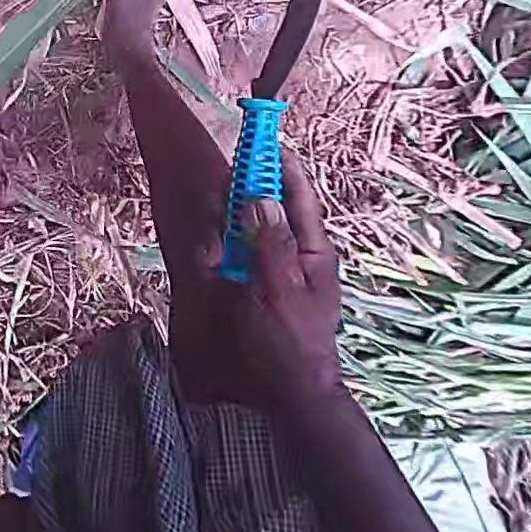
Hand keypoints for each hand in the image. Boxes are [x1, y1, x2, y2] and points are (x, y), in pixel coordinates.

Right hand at [234, 151, 344, 407]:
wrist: (294, 393)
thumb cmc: (288, 342)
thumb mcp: (279, 290)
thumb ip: (270, 243)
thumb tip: (259, 197)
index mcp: (312, 249)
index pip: (298, 194)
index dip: (281, 163)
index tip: (260, 137)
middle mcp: (301, 252)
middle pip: (280, 205)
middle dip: (257, 181)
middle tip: (230, 163)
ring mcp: (286, 268)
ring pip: (264, 225)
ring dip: (243, 207)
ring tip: (221, 192)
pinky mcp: (268, 283)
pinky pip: (251, 249)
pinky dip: (235, 235)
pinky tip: (218, 235)